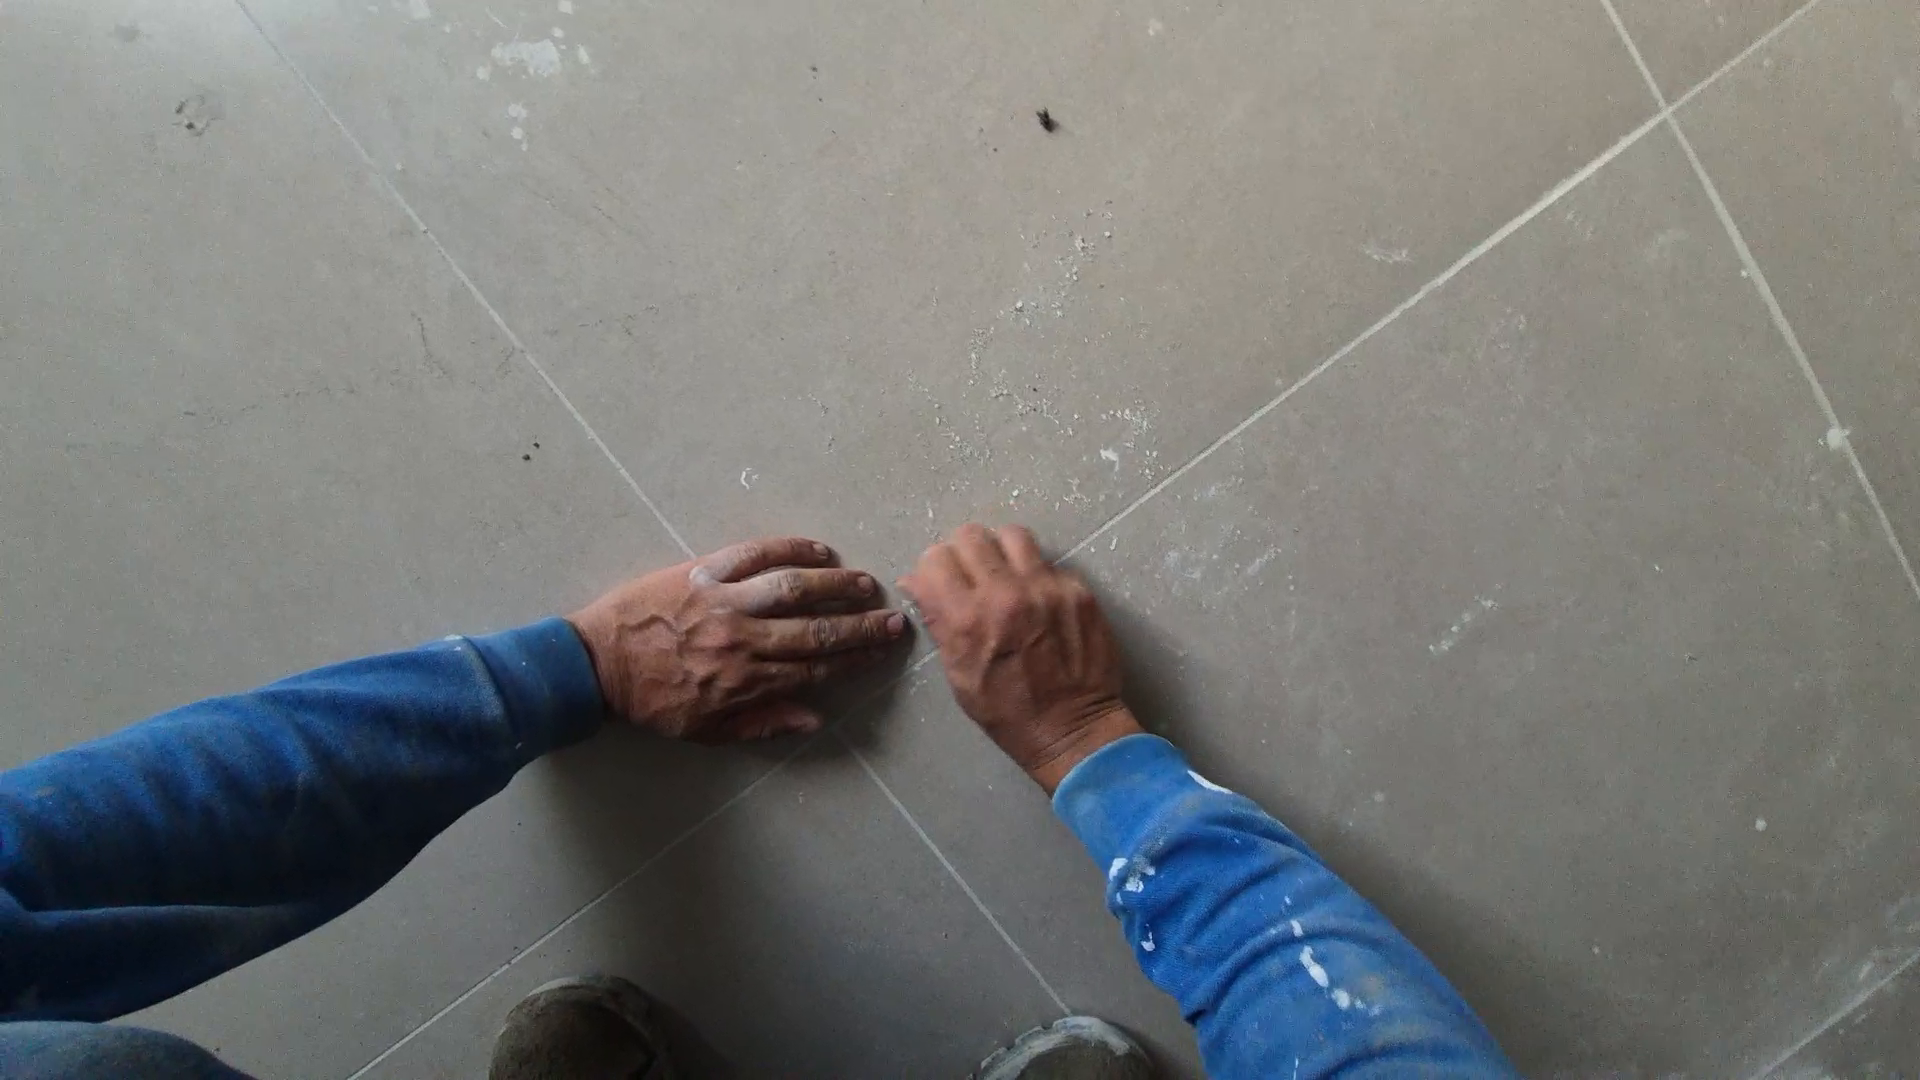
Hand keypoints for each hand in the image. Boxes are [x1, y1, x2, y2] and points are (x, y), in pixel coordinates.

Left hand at [567, 537, 907, 741]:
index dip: (856, 659)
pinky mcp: (705, 570)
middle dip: (861, 625)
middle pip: (816, 629)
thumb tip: (815, 718)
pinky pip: (755, 554)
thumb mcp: (704, 730)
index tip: (884, 650)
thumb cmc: (652, 700)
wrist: (595, 663)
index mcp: (745, 680)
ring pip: (793, 588)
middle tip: (893, 618)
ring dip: (836, 585)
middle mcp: (743, 638)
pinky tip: (819, 550)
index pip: (816, 668)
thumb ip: (762, 723)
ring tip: (866, 584)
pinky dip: (790, 548)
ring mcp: (725, 600)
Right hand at [899, 524, 1143, 792]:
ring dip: (1000, 550)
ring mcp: (1046, 588)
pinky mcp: (1077, 591)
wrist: (1072, 729)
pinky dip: (1034, 573)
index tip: (938, 582)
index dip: (931, 568)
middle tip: (969, 573)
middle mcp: (1005, 593)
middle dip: (962, 552)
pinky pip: (1047, 562)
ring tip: (1003, 573)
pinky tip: (1036, 597)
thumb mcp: (957, 674)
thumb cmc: (1006, 711)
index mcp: (967, 619)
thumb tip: (917, 581)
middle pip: (971, 535)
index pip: (935, 558)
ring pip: (1012, 535)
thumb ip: (939, 622)